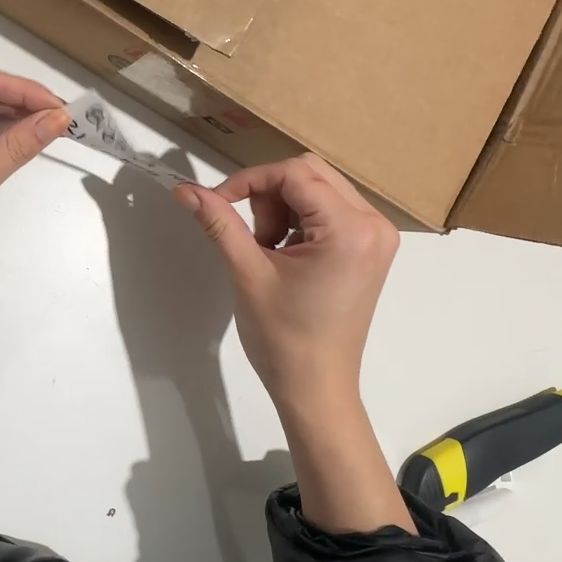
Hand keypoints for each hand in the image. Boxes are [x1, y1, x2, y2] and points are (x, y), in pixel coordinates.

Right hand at [174, 154, 397, 405]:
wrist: (315, 387)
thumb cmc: (283, 338)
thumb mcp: (247, 273)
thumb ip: (219, 223)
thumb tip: (185, 190)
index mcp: (350, 229)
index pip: (295, 174)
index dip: (249, 180)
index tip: (217, 204)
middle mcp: (373, 224)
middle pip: (310, 174)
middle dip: (268, 194)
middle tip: (248, 233)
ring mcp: (376, 237)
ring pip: (318, 190)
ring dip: (282, 208)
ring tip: (265, 250)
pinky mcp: (368, 249)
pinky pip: (329, 211)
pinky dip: (298, 221)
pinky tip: (284, 255)